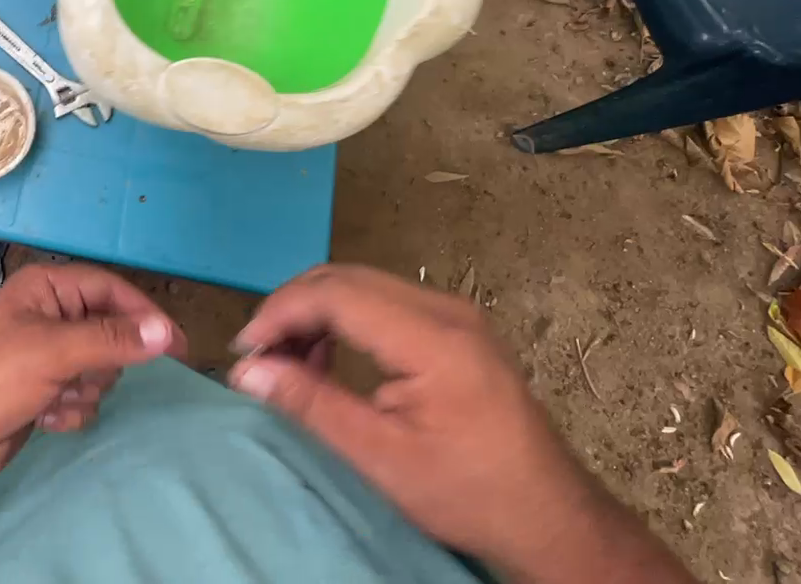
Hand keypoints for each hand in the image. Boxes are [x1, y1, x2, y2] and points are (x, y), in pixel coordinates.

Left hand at [0, 263, 183, 489]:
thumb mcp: (53, 352)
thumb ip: (112, 339)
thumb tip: (166, 330)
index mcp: (45, 287)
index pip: (110, 288)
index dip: (144, 314)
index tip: (178, 346)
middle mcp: (47, 313)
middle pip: (109, 332)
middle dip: (100, 364)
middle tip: (79, 378)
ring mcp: (45, 352)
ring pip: (99, 368)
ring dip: (83, 391)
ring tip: (52, 398)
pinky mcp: (44, 387)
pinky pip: (82, 394)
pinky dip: (70, 409)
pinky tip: (43, 416)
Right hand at [227, 265, 691, 583]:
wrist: (555, 522)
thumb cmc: (468, 494)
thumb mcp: (382, 459)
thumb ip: (312, 405)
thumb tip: (246, 370)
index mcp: (434, 339)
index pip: (335, 294)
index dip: (280, 312)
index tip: (246, 349)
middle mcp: (445, 309)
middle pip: (343, 279)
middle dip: (290, 308)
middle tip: (260, 353)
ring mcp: (452, 313)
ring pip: (356, 284)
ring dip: (312, 313)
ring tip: (289, 361)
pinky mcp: (452, 325)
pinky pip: (377, 299)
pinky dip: (339, 319)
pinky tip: (327, 359)